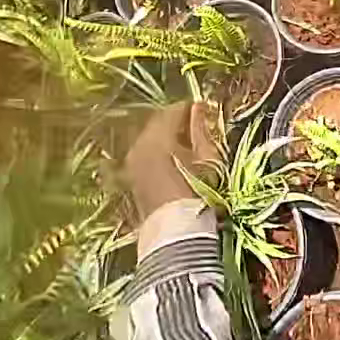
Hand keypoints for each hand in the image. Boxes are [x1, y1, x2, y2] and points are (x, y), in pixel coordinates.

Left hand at [120, 101, 222, 218]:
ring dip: (167, 134)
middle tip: (197, 124)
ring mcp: (133, 160)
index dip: (191, 108)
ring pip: (150, 135)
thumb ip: (201, 129)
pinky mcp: (132, 173)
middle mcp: (140, 145)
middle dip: (177, 119)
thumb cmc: (198, 194)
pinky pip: (145, 150)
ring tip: (187, 142)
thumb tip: (199, 107)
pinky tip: (173, 156)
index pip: (174, 110)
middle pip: (158, 121)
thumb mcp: (207, 158)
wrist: (176, 232)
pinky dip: (158, 147)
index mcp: (159, 138)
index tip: (205, 111)